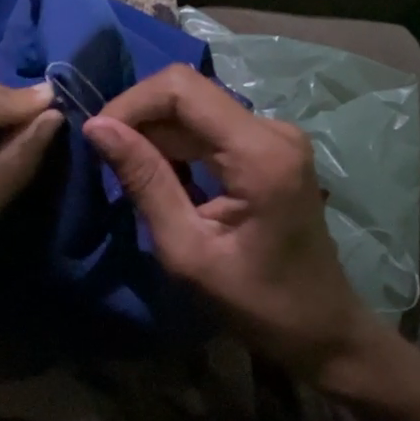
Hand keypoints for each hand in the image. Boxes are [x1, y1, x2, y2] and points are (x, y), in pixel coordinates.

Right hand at [82, 65, 374, 379]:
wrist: (324, 332)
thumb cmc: (257, 303)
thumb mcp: (186, 249)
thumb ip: (144, 181)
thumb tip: (96, 126)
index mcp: (260, 152)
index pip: (181, 89)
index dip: (131, 103)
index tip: (99, 138)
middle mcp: (272, 129)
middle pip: (186, 92)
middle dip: (138, 117)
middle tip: (107, 159)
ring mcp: (273, 135)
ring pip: (192, 107)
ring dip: (152, 132)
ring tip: (128, 173)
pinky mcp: (268, 146)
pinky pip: (206, 126)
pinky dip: (174, 144)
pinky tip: (160, 178)